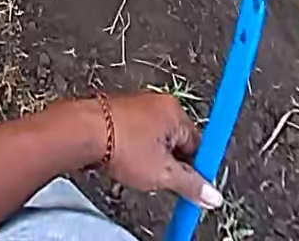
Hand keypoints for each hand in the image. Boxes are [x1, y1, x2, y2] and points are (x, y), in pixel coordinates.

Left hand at [99, 92, 221, 209]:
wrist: (85, 131)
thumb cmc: (122, 144)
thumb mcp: (163, 173)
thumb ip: (191, 185)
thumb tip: (213, 195)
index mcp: (174, 111)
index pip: (197, 144)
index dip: (195, 169)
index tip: (193, 189)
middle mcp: (159, 103)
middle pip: (177, 141)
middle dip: (172, 165)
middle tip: (161, 181)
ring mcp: (140, 106)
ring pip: (156, 141)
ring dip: (153, 160)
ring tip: (140, 172)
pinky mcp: (123, 113)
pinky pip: (139, 136)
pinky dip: (137, 151)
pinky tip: (127, 162)